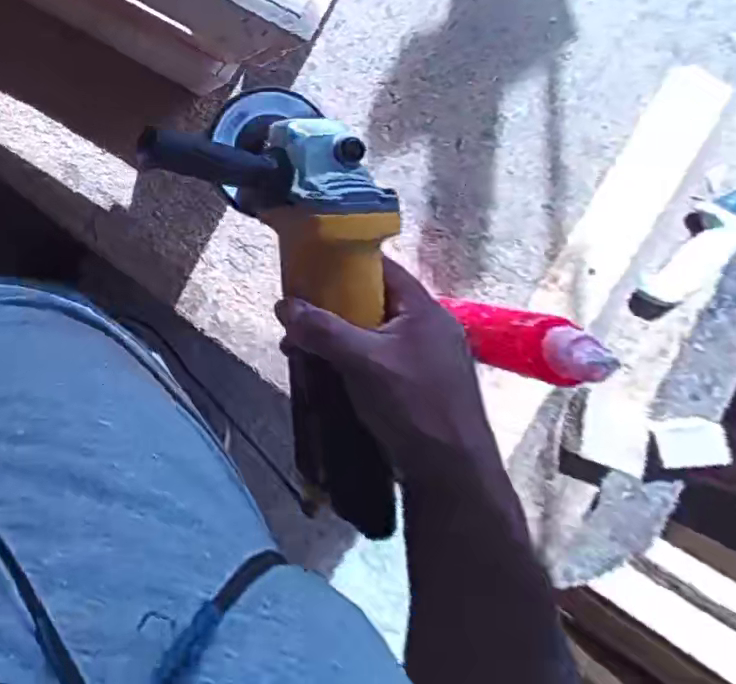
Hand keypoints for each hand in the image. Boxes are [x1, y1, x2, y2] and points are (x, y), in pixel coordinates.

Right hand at [274, 259, 501, 485]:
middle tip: (295, 312)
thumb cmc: (414, 406)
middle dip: (326, 304)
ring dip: (328, 333)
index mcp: (425, 313)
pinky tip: (318, 367)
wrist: (452, 474)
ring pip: (364, 329)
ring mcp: (420, 356)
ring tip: (297, 345)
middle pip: (368, 299)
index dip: (343, 261)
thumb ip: (321, 329)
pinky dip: (340, 354)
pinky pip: (367, 353)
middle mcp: (425, 329)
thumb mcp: (362, 361)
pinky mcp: (411, 380)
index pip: (381, 268)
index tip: (306, 264)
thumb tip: (283, 305)